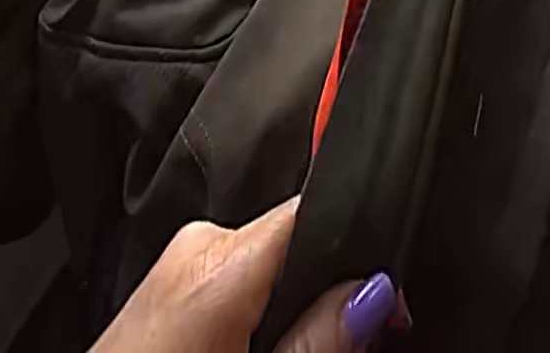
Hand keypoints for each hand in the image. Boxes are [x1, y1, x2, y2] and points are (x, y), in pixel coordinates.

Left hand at [91, 197, 402, 352]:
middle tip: (337, 346)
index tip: (384, 296)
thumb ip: (316, 343)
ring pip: (266, 258)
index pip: (312, 211)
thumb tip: (373, 291)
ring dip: (289, 300)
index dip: (357, 248)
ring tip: (287, 351)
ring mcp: (175, 266)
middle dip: (323, 286)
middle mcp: (196, 249)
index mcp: (217, 269)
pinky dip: (256, 304)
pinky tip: (254, 344)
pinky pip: (234, 274)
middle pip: (294, 238)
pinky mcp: (165, 288)